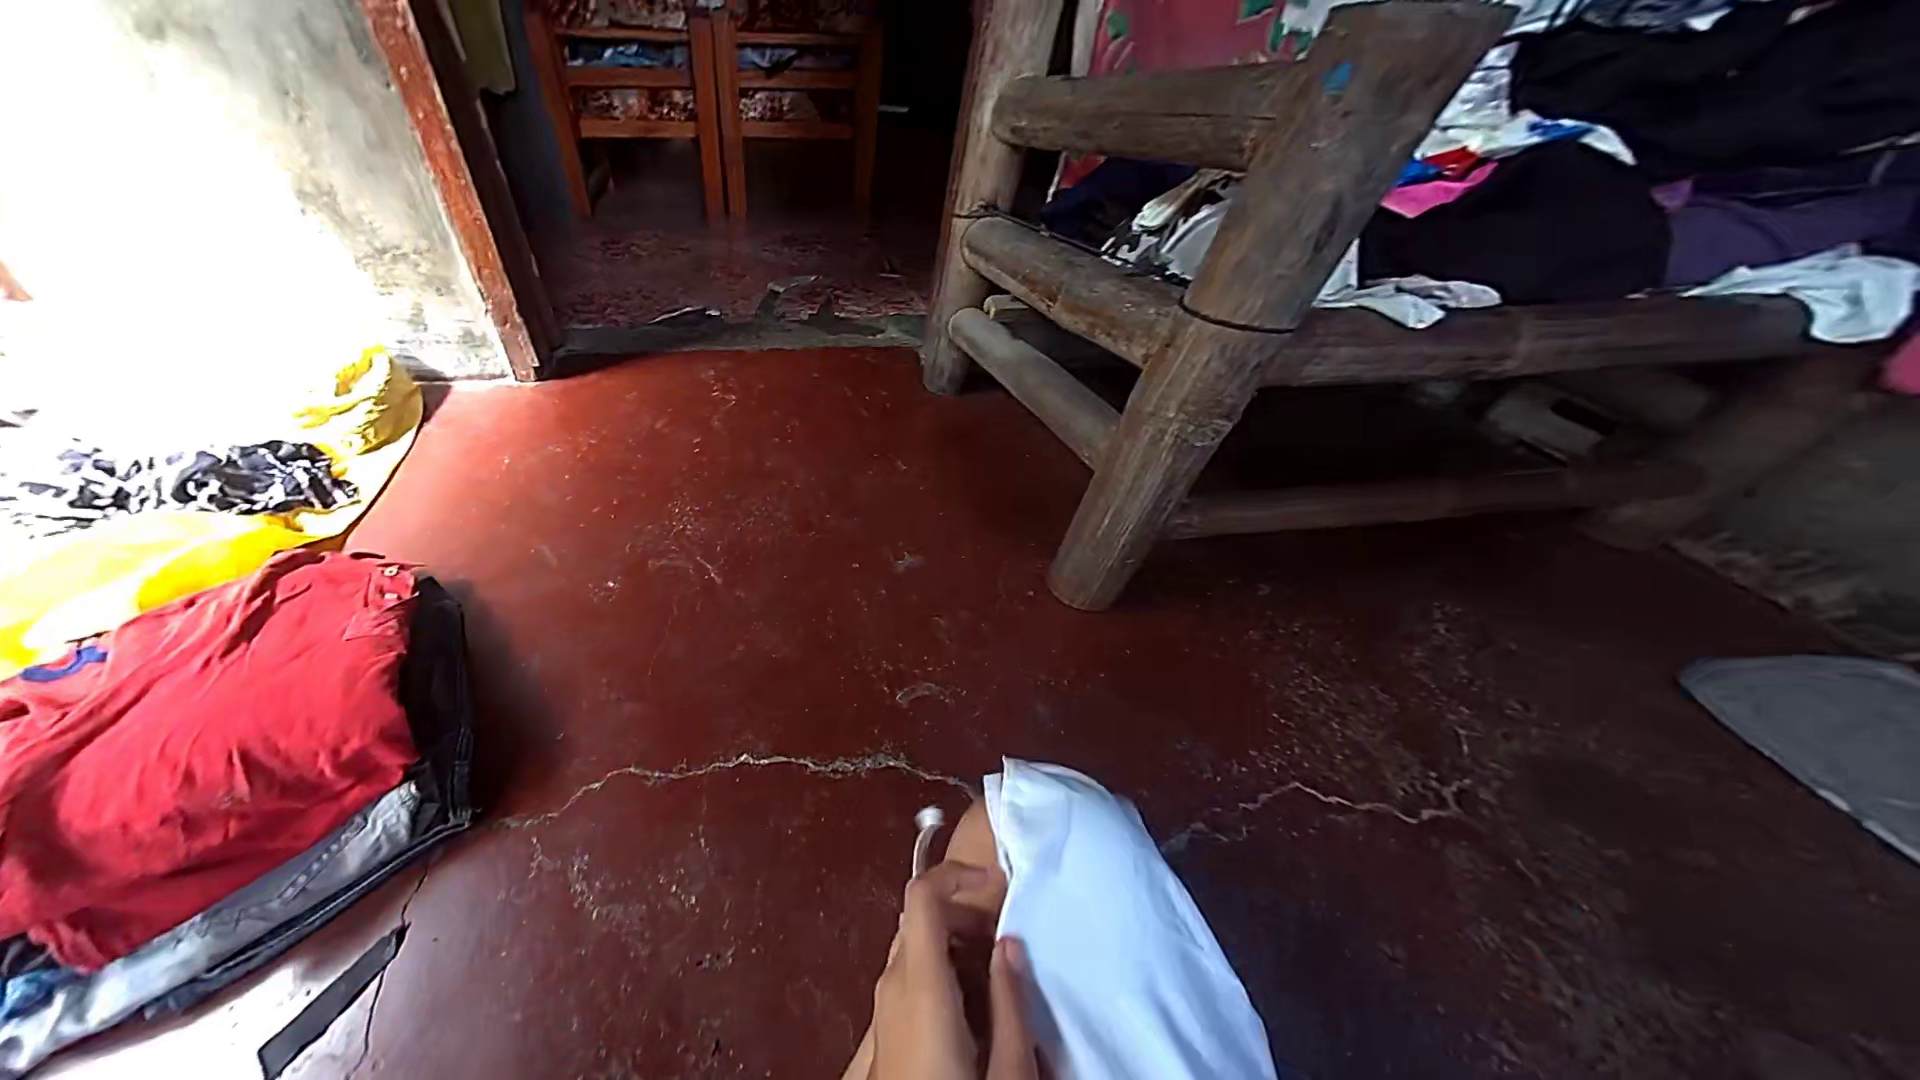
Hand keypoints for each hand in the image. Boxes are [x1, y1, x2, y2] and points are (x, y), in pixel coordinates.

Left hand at [871, 862, 1040, 1079]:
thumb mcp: (1007, 1071)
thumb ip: (1010, 1002)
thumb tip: (1009, 944)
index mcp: (921, 984)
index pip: (922, 894)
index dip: (957, 872)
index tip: (995, 880)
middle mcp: (894, 984)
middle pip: (923, 915)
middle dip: (967, 915)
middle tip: (1005, 943)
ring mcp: (883, 1005)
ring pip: (918, 942)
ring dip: (957, 943)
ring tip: (994, 979)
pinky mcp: (884, 1026)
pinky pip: (911, 971)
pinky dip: (943, 967)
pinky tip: (971, 1007)